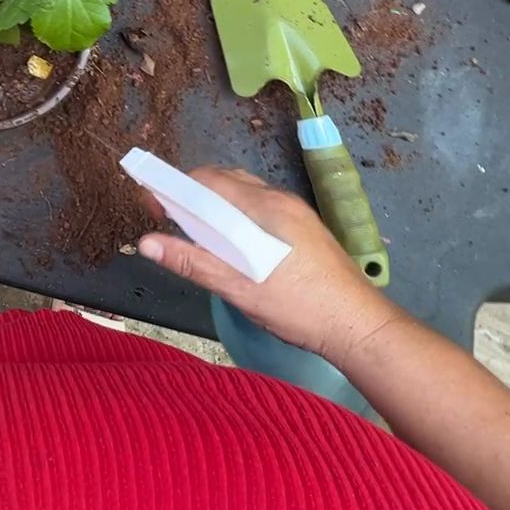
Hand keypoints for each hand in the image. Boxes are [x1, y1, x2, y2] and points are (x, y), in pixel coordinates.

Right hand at [137, 166, 407, 365]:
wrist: (364, 330)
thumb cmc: (300, 308)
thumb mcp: (240, 288)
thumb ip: (192, 262)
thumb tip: (145, 243)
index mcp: (263, 207)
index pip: (208, 179)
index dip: (174, 187)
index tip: (152, 204)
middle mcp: (279, 199)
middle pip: (224, 180)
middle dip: (192, 193)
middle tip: (171, 220)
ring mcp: (295, 212)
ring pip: (243, 192)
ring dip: (214, 203)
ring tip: (197, 232)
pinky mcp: (304, 227)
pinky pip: (259, 206)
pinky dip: (234, 213)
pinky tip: (232, 242)